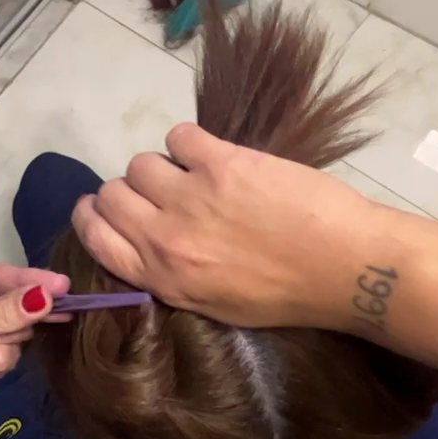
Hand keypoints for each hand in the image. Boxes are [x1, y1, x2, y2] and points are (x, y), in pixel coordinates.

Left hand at [0, 263, 69, 438]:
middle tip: (50, 316)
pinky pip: (8, 361)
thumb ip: (2, 313)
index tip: (63, 286)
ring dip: (0, 348)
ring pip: (16, 336)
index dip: (31, 281)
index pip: (2, 276)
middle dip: (21, 317)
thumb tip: (46, 294)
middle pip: (15, 306)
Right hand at [70, 122, 405, 329]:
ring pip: (141, 163)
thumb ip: (167, 273)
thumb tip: (143, 238)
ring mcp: (191, 197)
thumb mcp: (210, 303)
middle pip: (111, 194)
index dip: (91, 216)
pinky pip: (178, 135)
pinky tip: (213, 157)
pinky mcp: (222, 162)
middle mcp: (165, 238)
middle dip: (128, 190)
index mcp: (162, 277)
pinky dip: (190, 142)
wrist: (346, 268)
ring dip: (161, 166)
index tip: (100, 208)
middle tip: (159, 193)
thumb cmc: (283, 295)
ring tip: (193, 175)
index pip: (94, 238)